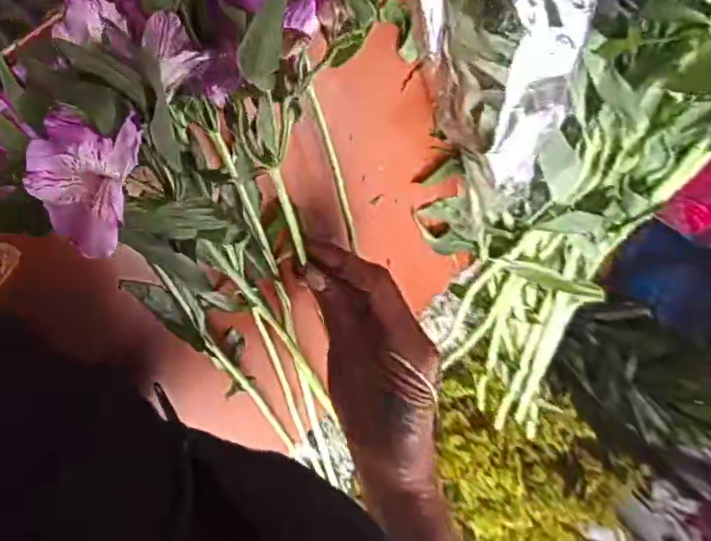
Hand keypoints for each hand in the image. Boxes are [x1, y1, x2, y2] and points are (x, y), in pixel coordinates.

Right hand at [304, 241, 450, 531]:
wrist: (392, 464)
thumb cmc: (375, 423)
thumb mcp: (349, 365)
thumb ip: (336, 315)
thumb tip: (313, 272)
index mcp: (410, 339)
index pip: (377, 283)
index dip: (343, 260)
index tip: (309, 247)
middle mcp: (410, 331)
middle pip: (372, 282)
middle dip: (337, 262)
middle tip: (300, 248)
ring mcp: (399, 336)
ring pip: (365, 292)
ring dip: (334, 274)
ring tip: (301, 261)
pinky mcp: (382, 343)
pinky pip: (360, 307)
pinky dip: (336, 292)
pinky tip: (314, 284)